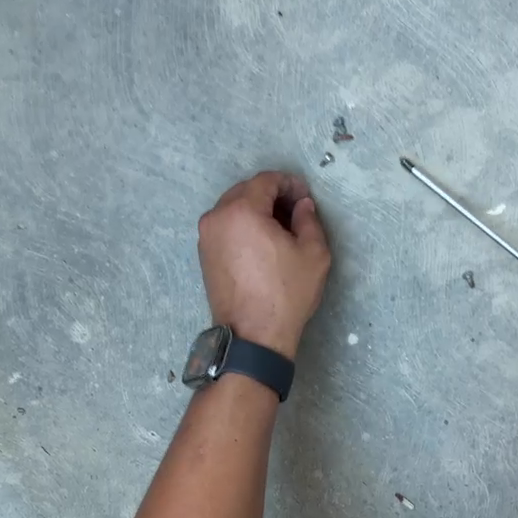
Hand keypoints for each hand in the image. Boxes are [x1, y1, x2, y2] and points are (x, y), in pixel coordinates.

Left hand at [197, 171, 331, 357]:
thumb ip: (309, 220)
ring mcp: (206, 237)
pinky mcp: (204, 255)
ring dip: (256, 211)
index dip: (290, 184)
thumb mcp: (313, 254)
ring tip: (280, 230)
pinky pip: (225, 228)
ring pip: (233, 209)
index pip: (267, 181)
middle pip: (247, 191)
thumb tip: (302, 206)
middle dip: (272, 196)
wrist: (253, 336)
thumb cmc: (285, 294)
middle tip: (295, 213)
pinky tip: (262, 244)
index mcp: (241, 210)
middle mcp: (217, 217)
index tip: (305, 198)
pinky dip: (243, 227)